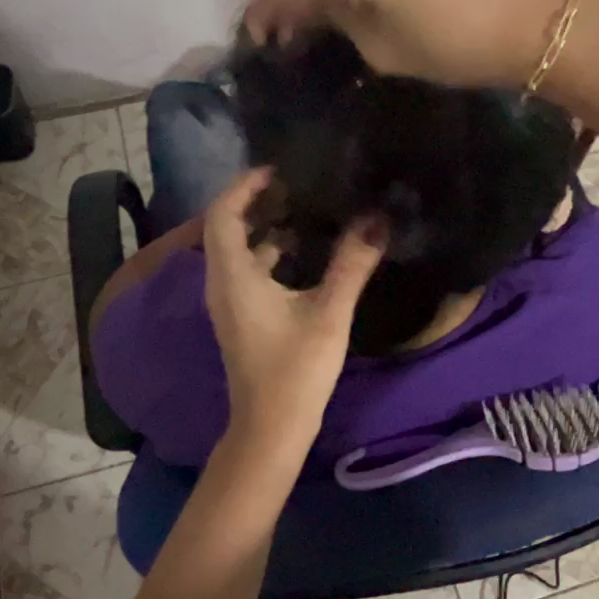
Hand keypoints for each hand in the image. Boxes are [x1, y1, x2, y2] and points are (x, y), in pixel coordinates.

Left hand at [202, 168, 386, 455]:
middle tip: (295, 185)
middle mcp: (221, 283)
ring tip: (302, 211)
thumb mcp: (329, 313)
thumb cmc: (296, 370)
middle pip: (225, 227)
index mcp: (233, 275)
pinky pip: (244, 271)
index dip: (245, 186)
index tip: (279, 170)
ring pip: (234, 251)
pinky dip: (265, 254)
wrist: (271, 428)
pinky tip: (300, 255)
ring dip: (261, 228)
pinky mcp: (239, 318)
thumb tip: (376, 219)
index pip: (223, 213)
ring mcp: (227, 303)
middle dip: (255, 202)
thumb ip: (351, 264)